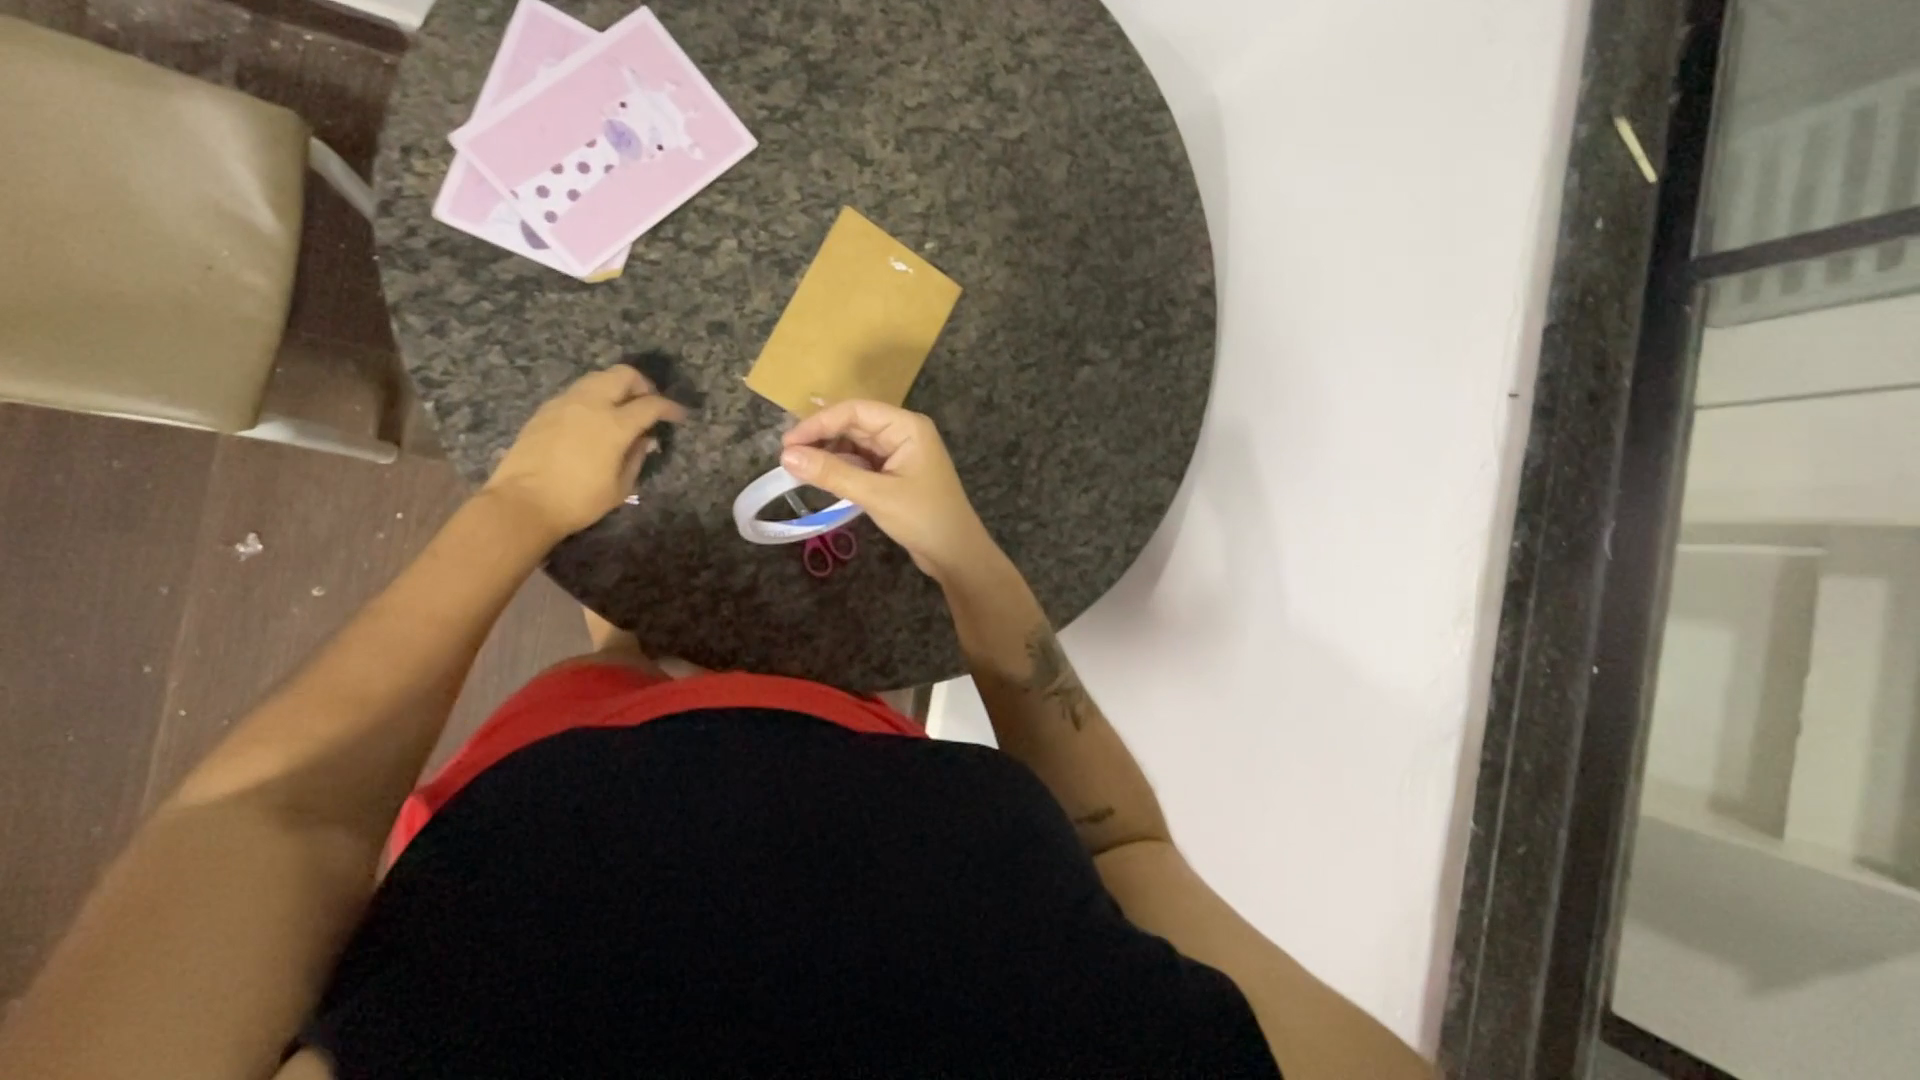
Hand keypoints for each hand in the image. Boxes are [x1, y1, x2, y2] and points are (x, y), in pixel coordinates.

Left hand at [483, 367, 686, 540]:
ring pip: (598, 378)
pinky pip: (578, 392)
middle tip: (649, 404)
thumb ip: (636, 456)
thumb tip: (644, 438)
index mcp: (614, 424)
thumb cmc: (578, 501)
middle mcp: (590, 403)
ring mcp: (565, 403)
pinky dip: (594, 397)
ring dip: (616, 387)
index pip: (651, 404)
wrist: (523, 503)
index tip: (679, 416)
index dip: (670, 408)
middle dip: (642, 385)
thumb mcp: (620, 486)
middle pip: (623, 374)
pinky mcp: (546, 410)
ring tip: (621, 410)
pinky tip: (594, 420)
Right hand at [781, 400, 997, 580]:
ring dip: (829, 453)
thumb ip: (832, 473)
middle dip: (821, 437)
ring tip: (798, 468)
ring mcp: (901, 454)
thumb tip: (787, 456)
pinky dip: (842, 468)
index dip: (818, 423)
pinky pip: (863, 462)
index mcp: (907, 427)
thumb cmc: (923, 519)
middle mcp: (904, 433)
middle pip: (854, 424)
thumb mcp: (875, 495)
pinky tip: (821, 478)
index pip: (855, 411)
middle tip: (788, 457)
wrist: (957, 554)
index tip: (787, 443)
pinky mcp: (896, 474)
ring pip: (856, 444)